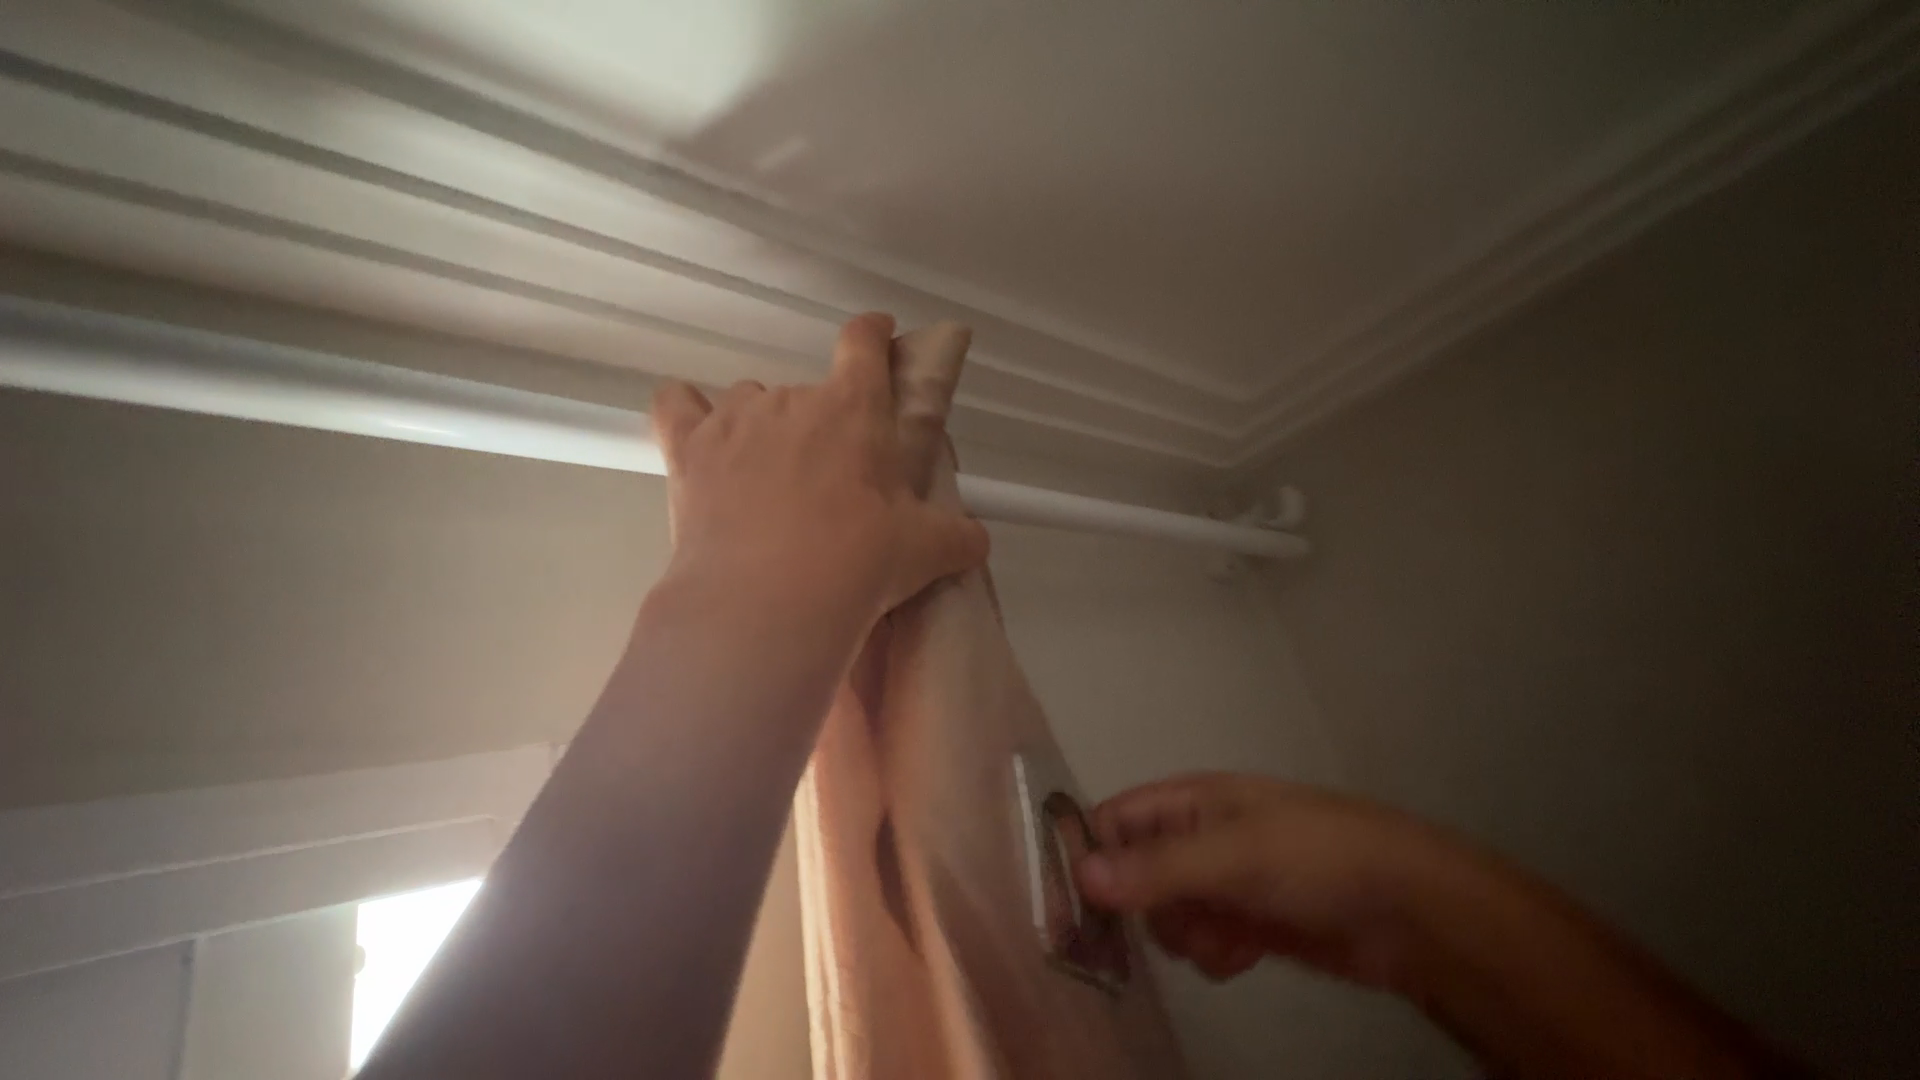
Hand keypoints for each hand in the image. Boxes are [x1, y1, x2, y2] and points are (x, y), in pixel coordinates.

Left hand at [650, 313, 989, 634]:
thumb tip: (975, 540)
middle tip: (831, 478)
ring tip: (769, 479)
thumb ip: (959, 536)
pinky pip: (676, 404)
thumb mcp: (927, 550)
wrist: (769, 602)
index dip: (873, 333)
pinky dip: (687, 412)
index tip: (878, 335)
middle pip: (808, 389)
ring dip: (764, 426)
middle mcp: (792, 399)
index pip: (863, 342)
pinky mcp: (687, 449)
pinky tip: (699, 439)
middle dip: (822, 424)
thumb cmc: (858, 562)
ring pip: (750, 400)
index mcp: (854, 408)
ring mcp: (735, 419)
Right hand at [1074, 772, 1462, 988]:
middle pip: (1132, 875)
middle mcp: (1196, 838)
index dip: (1091, 855)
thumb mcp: (1233, 854)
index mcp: (1187, 802)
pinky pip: (1202, 943)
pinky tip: (1246, 954)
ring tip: (1224, 937)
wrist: (1409, 912)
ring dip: (1186, 934)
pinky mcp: (1246, 923)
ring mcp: (1222, 883)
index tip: (1078, 903)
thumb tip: (1079, 876)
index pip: (1112, 820)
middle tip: (1167, 925)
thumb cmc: (1313, 857)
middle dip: (1144, 907)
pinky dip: (1216, 952)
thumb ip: (1156, 868)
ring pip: (1166, 916)